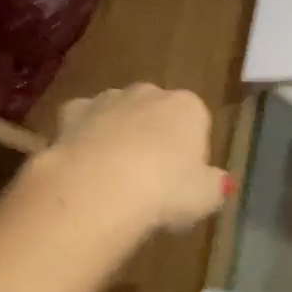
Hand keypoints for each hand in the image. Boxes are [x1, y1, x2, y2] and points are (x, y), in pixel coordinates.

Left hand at [37, 84, 230, 234]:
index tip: (181, 183)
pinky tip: (82, 166)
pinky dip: (82, 137)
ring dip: (117, 135)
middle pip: (155, 114)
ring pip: (117, 114)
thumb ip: (215, 186)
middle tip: (148, 181)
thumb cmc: (164, 191)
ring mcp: (107, 99)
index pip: (196, 124)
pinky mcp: (71, 112)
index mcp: (188, 108)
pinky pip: (82, 122)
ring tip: (113, 178)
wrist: (99, 188)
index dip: (190, 155)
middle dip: (152, 138)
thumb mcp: (205, 198)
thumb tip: (220, 182)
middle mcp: (148, 93)